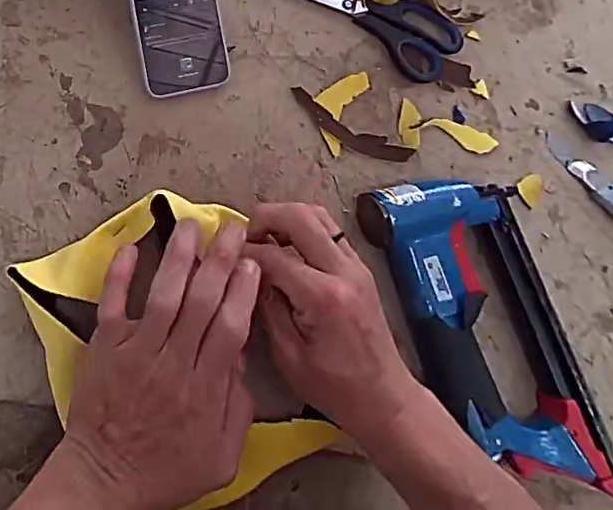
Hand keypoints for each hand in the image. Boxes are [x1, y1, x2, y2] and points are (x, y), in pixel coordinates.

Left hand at [33, 220, 261, 509]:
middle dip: (220, 260)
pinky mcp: (105, 349)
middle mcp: (171, 365)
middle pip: (201, 302)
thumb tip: (242, 358)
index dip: (243, 292)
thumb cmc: (162, 471)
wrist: (100, 486)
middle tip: (232, 228)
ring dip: (178, 258)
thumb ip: (239, 408)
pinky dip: (120, 276)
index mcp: (203, 390)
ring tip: (190, 226)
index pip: (229, 328)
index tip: (252, 263)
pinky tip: (131, 248)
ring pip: (162, 297)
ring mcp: (136, 354)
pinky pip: (112, 306)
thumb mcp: (220, 458)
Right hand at [243, 203, 418, 441]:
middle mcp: (344, 270)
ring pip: (319, 215)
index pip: (276, 256)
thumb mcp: (289, 357)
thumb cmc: (335, 388)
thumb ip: (268, 309)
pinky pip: (330, 231)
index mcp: (324, 296)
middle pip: (301, 217)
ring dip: (288, 217)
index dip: (246, 252)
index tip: (228, 257)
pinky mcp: (360, 266)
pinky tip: (288, 249)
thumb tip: (248, 275)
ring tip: (265, 238)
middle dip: (267, 217)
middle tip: (246, 235)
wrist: (384, 396)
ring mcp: (356, 264)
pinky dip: (305, 229)